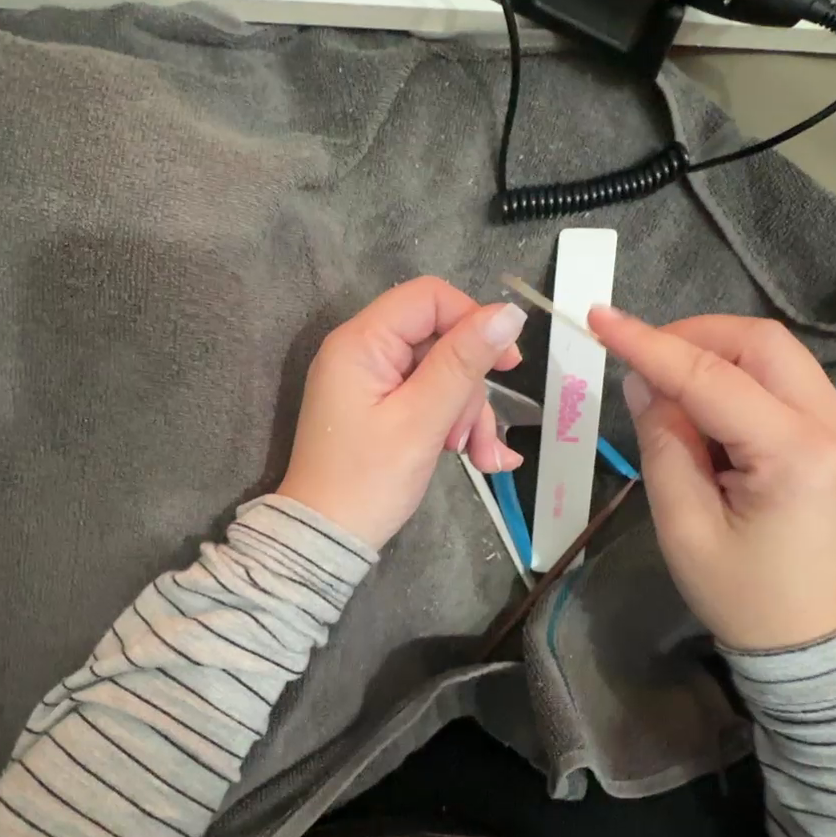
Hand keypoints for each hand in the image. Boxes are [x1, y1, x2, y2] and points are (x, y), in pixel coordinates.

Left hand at [278, 277, 526, 548]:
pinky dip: (453, 425)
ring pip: (441, 374)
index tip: (508, 363)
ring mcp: (370, 381)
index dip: (474, 321)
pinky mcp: (379, 407)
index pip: (429, 298)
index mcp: (361, 342)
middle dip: (470, 389)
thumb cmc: (368, 480)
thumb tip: (508, 313)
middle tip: (477, 437)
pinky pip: (428, 399)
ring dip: (468, 415)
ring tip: (479, 459)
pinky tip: (479, 460)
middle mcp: (362, 351)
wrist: (326, 538)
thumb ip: (463, 362)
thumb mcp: (422, 420)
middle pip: (440, 340)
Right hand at [588, 309, 835, 649]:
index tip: (600, 316)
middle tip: (642, 353)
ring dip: (718, 357)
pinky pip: (793, 389)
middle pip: (764, 344)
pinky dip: (743, 384)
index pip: (712, 379)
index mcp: (798, 458)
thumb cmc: (744, 599)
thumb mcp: (684, 528)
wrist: (822, 654)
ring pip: (782, 359)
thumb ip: (664, 445)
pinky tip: (710, 415)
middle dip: (694, 336)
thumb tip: (645, 383)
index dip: (650, 344)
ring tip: (669, 388)